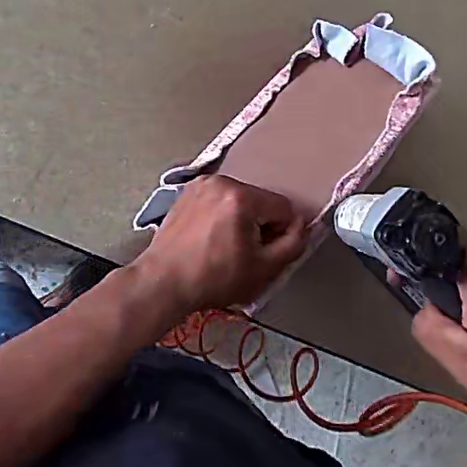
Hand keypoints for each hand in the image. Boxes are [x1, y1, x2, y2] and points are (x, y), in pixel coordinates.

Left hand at [130, 175, 309, 319]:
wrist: (162, 283)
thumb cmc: (211, 279)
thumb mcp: (264, 268)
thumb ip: (294, 243)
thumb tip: (304, 226)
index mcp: (242, 197)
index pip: (283, 207)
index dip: (282, 232)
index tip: (265, 251)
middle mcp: (222, 182)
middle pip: (261, 201)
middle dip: (260, 225)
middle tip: (244, 252)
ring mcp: (202, 185)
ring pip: (241, 200)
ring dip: (242, 219)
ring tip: (225, 246)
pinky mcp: (188, 192)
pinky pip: (220, 200)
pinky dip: (222, 215)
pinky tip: (211, 238)